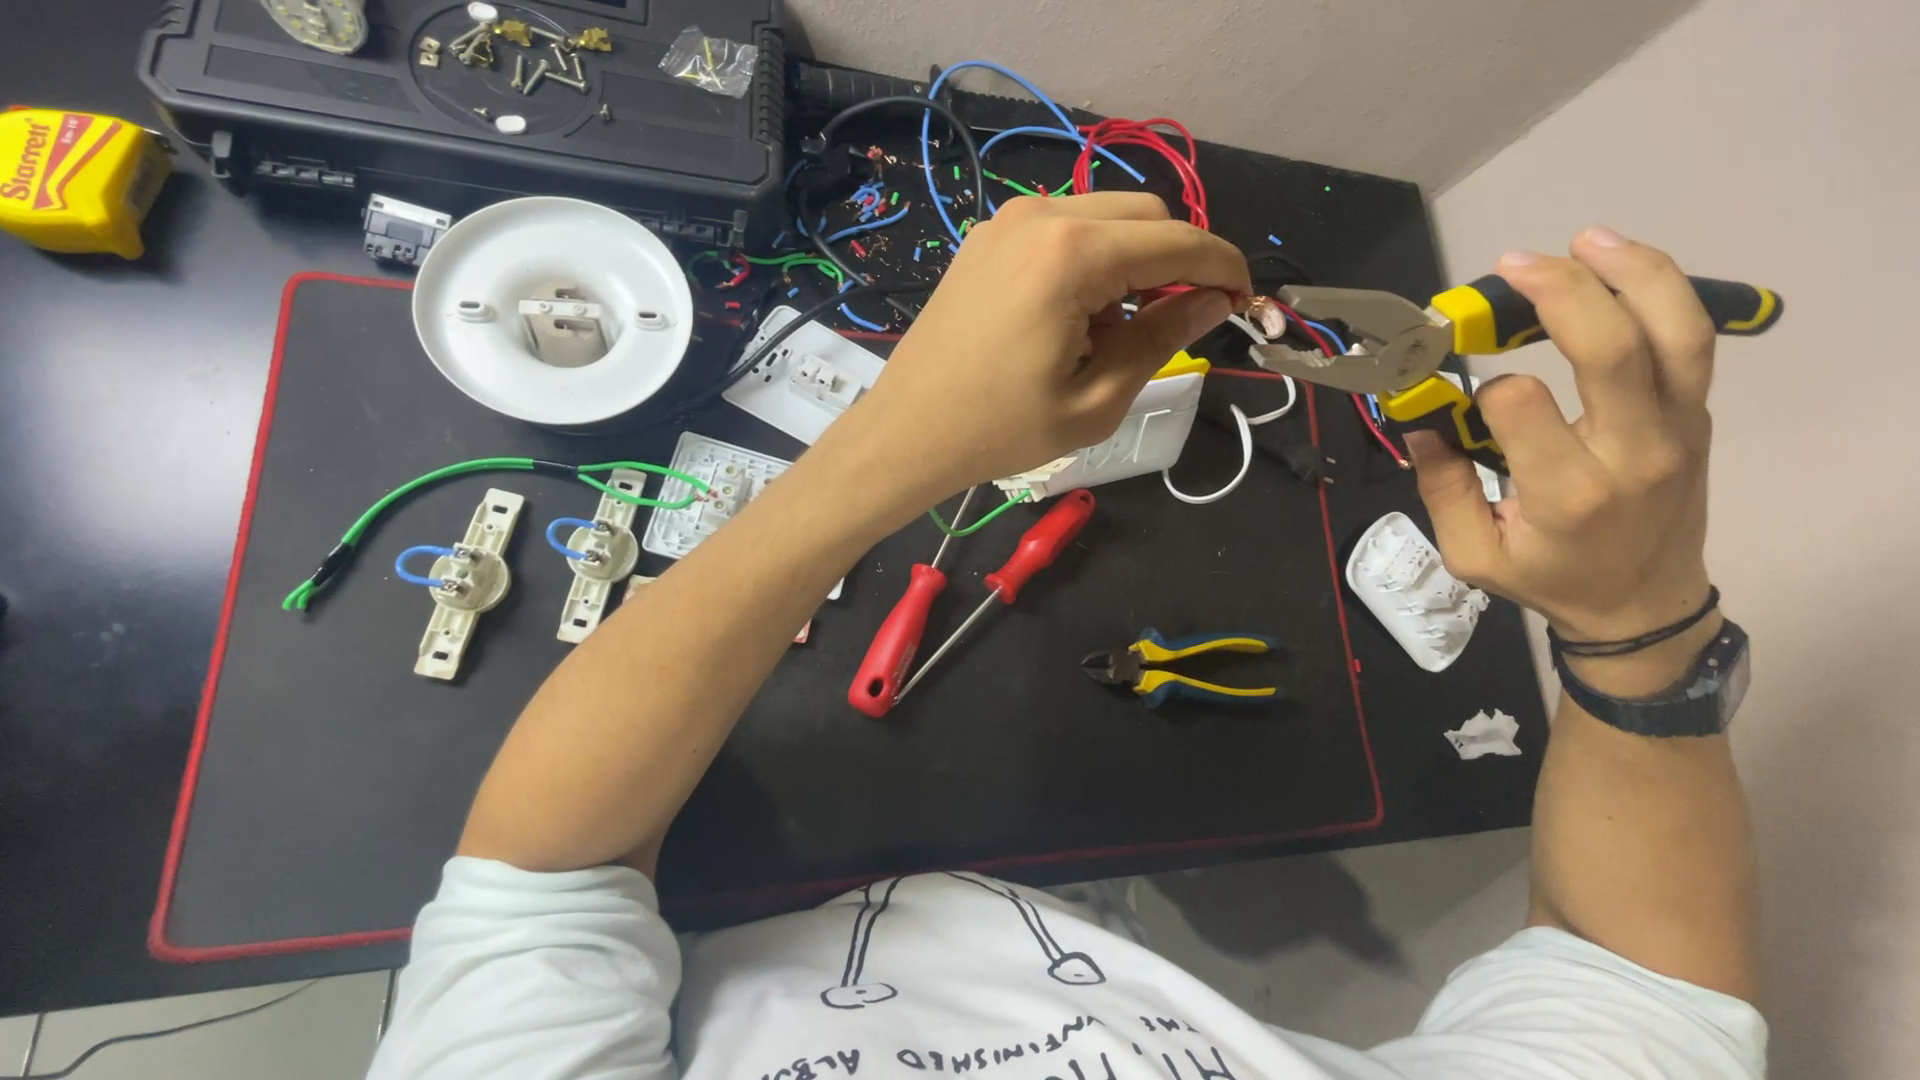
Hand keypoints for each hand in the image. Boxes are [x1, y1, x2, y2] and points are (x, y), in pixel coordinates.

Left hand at [835, 193, 1249, 500]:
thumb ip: (1162, 338)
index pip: (1179, 240)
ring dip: (1131, 260)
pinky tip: (1074, 315)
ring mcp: (1007, 221)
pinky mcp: (987, 238)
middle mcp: (1041, 215)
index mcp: (1072, 254)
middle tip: (1178, 323)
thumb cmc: (1000, 430)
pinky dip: (1089, 259)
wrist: (907, 432)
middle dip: (1178, 260)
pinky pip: (1063, 228)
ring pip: (1105, 216)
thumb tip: (1215, 300)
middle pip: (1145, 214)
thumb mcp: (1096, 400)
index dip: (1224, 267)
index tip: (1244, 301)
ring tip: (1113, 331)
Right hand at [1409, 228, 1715, 644]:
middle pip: (1613, 348)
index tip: (1459, 400)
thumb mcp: (1472, 553)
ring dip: (1632, 272)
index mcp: (1569, 493)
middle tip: (1511, 265)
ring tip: (1583, 239)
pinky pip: (1690, 340)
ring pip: (1676, 330)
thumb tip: (1418, 418)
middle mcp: (1633, 452)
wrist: (1644, 604)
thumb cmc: (1550, 580)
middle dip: (1560, 293)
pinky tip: (1619, 265)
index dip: (1480, 388)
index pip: (1520, 404)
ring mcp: (1678, 428)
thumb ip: (1441, 486)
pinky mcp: (1695, 415)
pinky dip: (1659, 291)